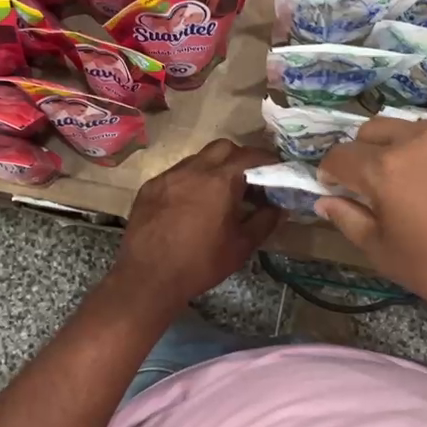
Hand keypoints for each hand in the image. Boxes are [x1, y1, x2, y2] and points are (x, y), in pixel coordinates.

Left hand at [97, 140, 281, 322]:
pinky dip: (190, 181)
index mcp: (220, 181)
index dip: (267, 161)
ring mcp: (168, 176)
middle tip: (248, 180)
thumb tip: (279, 207)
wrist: (148, 278)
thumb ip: (264, 221)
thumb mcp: (241, 246)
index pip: (251, 156)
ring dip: (213, 168)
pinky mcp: (150, 187)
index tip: (277, 172)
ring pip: (197, 158)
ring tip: (219, 193)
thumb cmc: (200, 263)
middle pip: (223, 148)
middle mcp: (193, 170)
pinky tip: (190, 204)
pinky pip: (176, 174)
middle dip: (239, 158)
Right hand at [316, 119, 426, 353]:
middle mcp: (419, 138)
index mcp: (385, 169)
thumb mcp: (386, 255)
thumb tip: (325, 198)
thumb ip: (349, 219)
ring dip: (407, 148)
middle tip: (380, 184)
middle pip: (374, 129)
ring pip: (417, 127)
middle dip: (365, 152)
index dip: (331, 172)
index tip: (338, 187)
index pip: (340, 155)